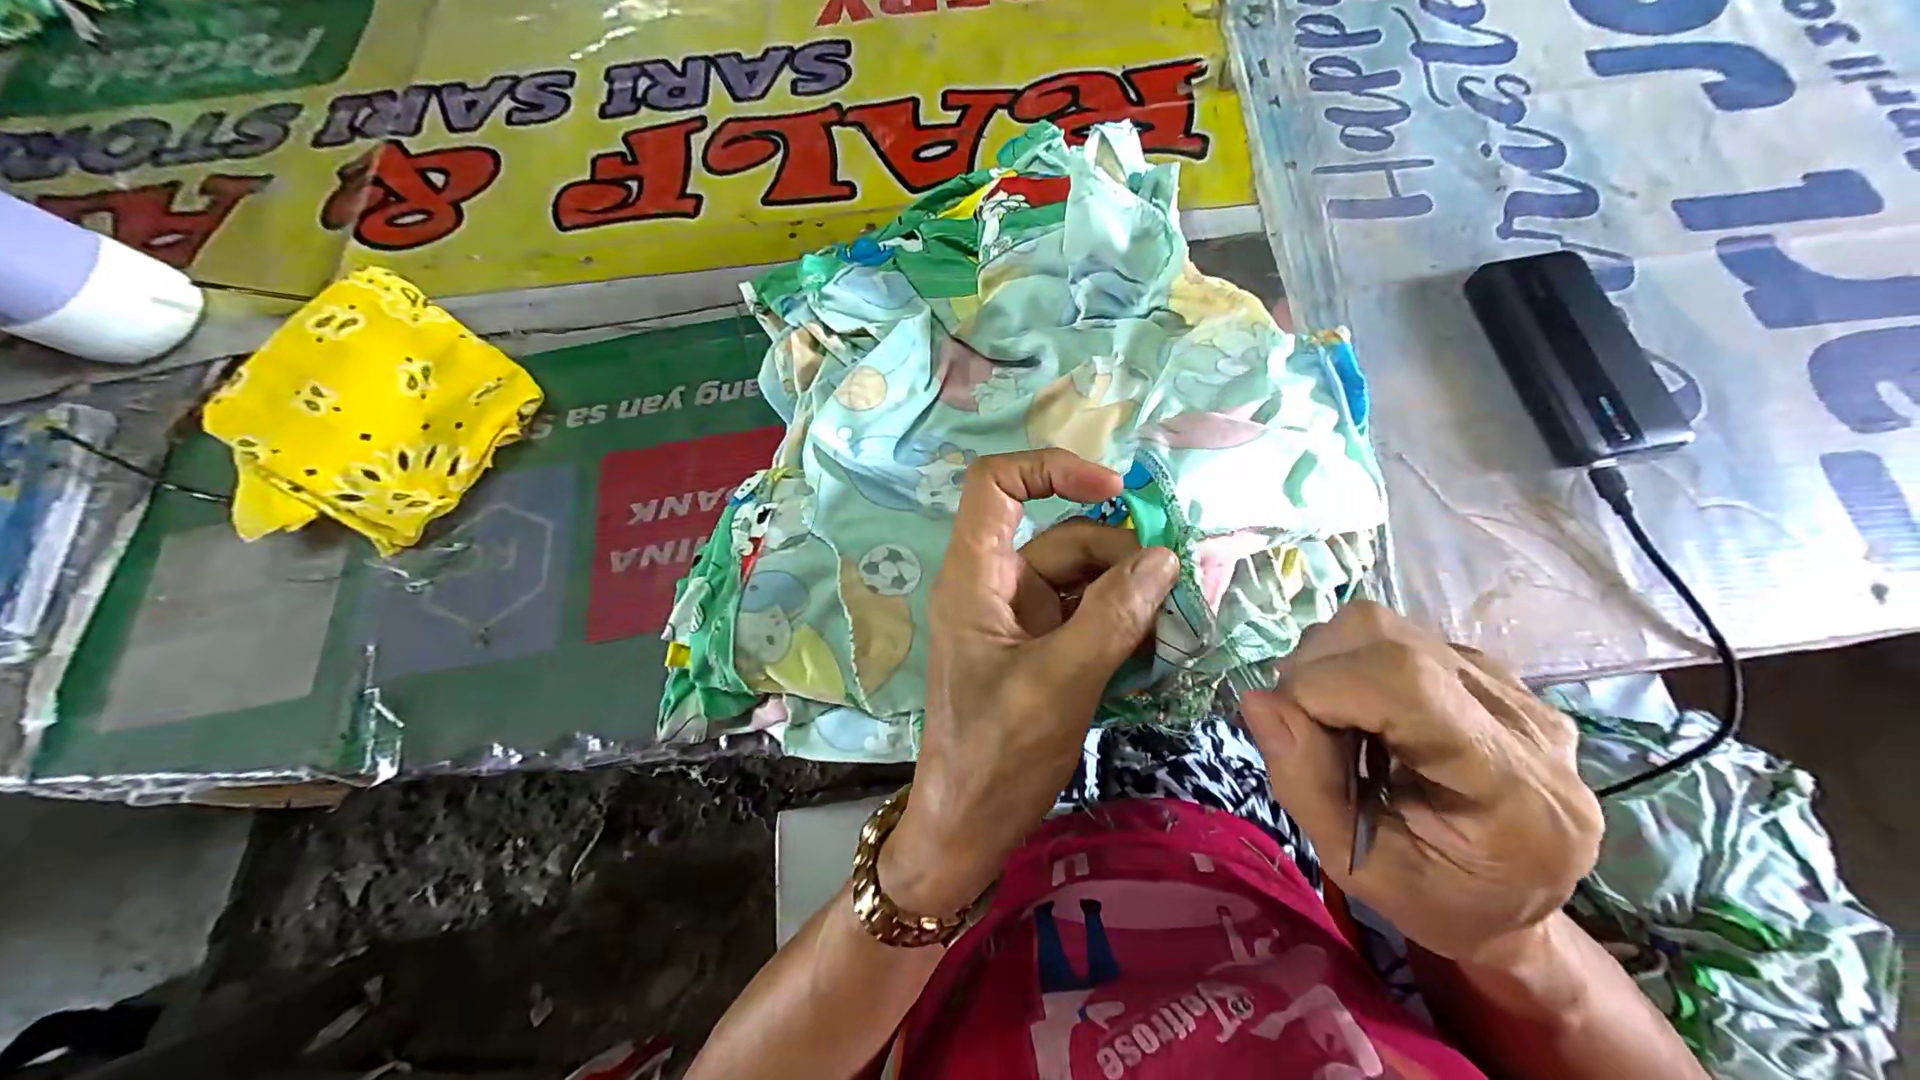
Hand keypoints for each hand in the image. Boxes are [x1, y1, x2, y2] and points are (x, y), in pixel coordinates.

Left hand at [880, 450, 1178, 915]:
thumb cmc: (996, 757)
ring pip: (1084, 577)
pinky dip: (1121, 622)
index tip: (1113, 490)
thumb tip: (1163, 558)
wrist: (969, 826)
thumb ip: (1112, 618)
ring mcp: (1021, 618)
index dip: (1050, 469)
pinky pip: (1088, 614)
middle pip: (1064, 537)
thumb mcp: (1059, 683)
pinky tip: (1153, 646)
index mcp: (976, 577)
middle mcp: (997, 586)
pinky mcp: (1042, 647)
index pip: (997, 485)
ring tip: (1172, 627)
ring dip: (1130, 594)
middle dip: (1121, 558)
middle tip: (1176, 595)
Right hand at [1240, 601, 1603, 960]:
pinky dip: (1351, 663)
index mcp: (1515, 793)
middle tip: (1302, 731)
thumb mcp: (1357, 868)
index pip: (1405, 686)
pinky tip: (1365, 713)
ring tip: (1335, 723)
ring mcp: (1512, 688)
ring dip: (1327, 663)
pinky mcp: (1488, 671)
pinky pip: (1396, 636)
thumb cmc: (1435, 901)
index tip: (1283, 730)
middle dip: (1313, 672)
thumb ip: (1306, 785)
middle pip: (1387, 641)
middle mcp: (1526, 724)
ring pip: (1383, 626)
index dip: (1319, 689)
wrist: (1510, 900)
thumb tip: (1256, 699)